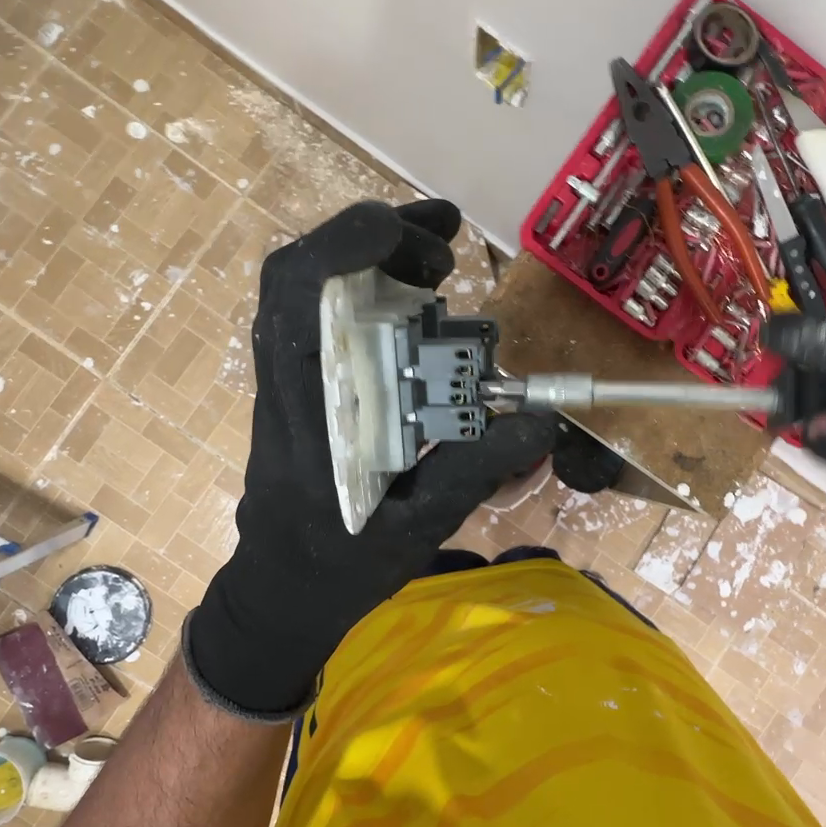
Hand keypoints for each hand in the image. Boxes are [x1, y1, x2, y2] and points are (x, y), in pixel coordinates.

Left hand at [183, 201, 552, 718]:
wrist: (284, 588)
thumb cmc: (342, 563)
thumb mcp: (417, 526)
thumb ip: (474, 469)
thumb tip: (541, 420)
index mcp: (308, 411)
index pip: (297, 299)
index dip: (345, 246)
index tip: (413, 239)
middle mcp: (290, 379)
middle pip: (301, 273)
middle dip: (373, 239)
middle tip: (445, 253)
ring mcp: (293, 377)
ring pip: (312, 286)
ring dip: (374, 257)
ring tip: (441, 261)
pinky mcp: (307, 382)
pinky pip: (327, 313)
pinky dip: (371, 287)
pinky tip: (420, 299)